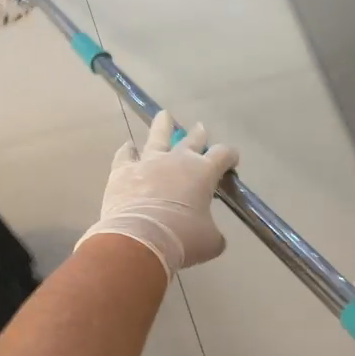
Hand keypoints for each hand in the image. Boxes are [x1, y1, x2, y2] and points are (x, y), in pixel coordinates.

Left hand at [77, 111, 238, 276]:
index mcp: (203, 172)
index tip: (231, 160)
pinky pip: (125, 156)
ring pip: (157, 137)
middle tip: (201, 128)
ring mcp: (148, 163)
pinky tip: (128, 146)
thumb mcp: (210, 241)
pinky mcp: (122, 172)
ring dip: (162, 126)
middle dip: (199, 135)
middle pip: (191, 141)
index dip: (229, 156)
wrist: (141, 239)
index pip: (223, 155)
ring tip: (164, 115)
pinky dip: (127, 151)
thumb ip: (213, 233)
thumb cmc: (183, 239)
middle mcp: (176, 160)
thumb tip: (213, 237)